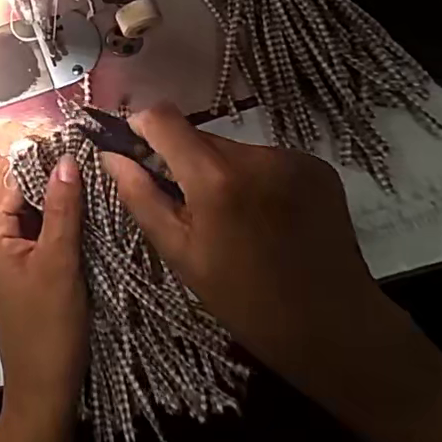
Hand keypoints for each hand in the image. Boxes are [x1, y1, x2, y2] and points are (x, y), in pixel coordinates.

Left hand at [0, 155, 87, 422]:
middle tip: (85, 157)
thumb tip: (66, 159)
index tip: (75, 142)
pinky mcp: (21, 265)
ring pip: (25, 206)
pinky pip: (34, 227)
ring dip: (51, 191)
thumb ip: (61, 208)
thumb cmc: (49, 326)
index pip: (6, 177)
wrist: (44, 386)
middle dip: (44, 170)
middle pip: (10, 187)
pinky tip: (83, 207)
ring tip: (89, 176)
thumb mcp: (59, 262)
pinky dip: (54, 214)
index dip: (38, 157)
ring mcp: (4, 253)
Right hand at [98, 104, 408, 399]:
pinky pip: (266, 160)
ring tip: (232, 218)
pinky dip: (254, 179)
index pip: (163, 118)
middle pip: (200, 136)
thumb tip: (111, 156)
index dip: (141, 127)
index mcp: (215, 177)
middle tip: (186, 204)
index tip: (135, 151)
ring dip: (220, 171)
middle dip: (183, 160)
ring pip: (233, 150)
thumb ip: (140, 196)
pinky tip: (265, 217)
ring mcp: (292, 157)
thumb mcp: (179, 252)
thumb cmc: (241, 296)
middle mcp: (256, 154)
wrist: (329, 323)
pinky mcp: (316, 166)